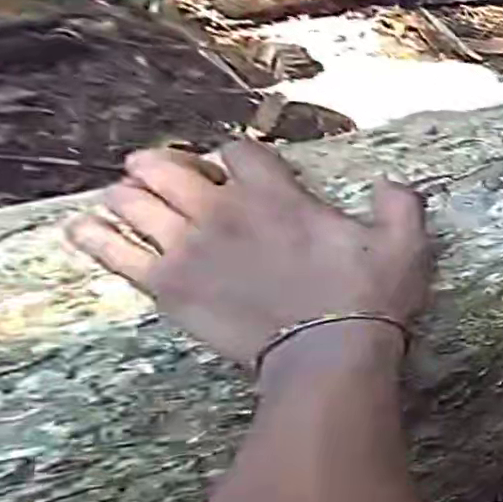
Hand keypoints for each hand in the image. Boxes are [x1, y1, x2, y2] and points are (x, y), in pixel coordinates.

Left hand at [65, 142, 431, 370]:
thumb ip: (400, 204)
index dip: (246, 157)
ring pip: (126, 198)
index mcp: (277, 198)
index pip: (240, 151)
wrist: (331, 351)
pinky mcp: (165, 283)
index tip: (258, 173)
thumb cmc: (371, 294)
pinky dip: (95, 232)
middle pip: (162, 165)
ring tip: (155, 206)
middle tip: (193, 183)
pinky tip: (101, 230)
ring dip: (136, 195)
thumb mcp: (407, 245)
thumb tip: (390, 181)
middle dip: (173, 166)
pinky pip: (103, 246)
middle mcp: (220, 212)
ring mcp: (185, 247)